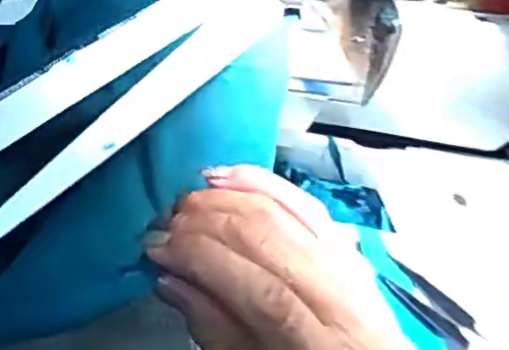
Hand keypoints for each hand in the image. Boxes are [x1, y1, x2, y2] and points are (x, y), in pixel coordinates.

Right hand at [145, 165, 406, 349]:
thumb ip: (219, 333)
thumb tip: (170, 278)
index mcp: (331, 349)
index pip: (262, 291)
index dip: (201, 260)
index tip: (156, 249)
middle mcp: (350, 303)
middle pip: (267, 239)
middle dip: (203, 222)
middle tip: (163, 225)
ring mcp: (352, 269)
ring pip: (279, 210)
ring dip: (220, 198)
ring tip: (183, 205)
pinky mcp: (346, 248)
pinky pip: (301, 200)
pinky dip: (256, 181)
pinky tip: (220, 177)